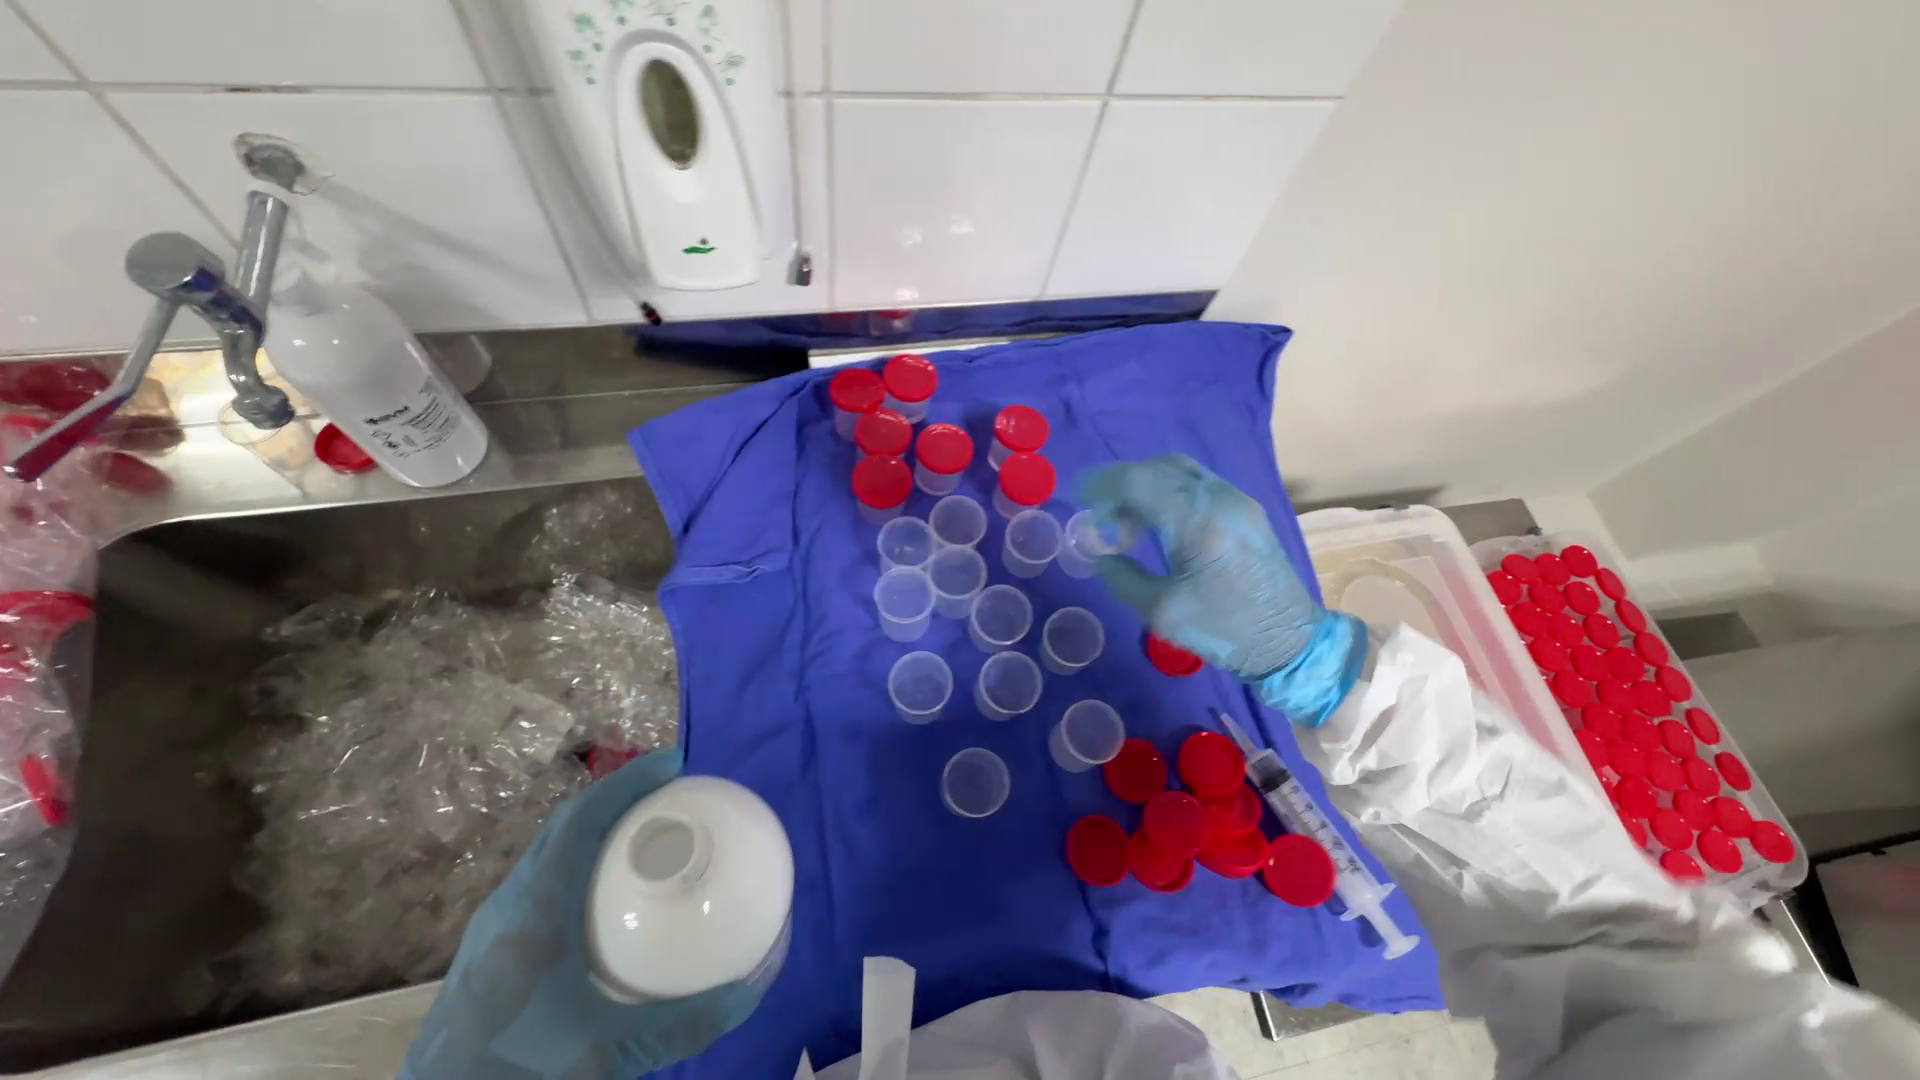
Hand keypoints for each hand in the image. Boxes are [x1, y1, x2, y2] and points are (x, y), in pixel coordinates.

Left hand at [401, 748, 760, 1078]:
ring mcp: (498, 924)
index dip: (628, 782)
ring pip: (551, 850)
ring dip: (597, 827)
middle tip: (670, 792)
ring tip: (646, 831)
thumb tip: (751, 988)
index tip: (674, 763)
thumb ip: (686, 1024)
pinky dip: (583, 860)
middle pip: (567, 825)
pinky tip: (609, 893)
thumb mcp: (612, 1056)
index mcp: (537, 910)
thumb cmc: (521, 1075)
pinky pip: (545, 878)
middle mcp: (513, 903)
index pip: (583, 821)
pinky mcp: (494, 946)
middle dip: (619, 797)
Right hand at [1078, 454, 1364, 724]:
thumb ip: (1122, 577)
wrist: (1290, 642)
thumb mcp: (1160, 612)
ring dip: (1145, 485)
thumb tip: (1102, 555)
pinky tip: (1159, 523)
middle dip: (1120, 486)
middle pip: (1155, 468)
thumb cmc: (1225, 630)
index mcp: (1196, 521)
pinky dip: (1167, 490)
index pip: (1136, 480)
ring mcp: (1236, 499)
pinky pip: (1197, 482)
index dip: (1101, 486)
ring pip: (1178, 469)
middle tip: (1102, 521)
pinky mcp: (1245, 509)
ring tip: (1128, 523)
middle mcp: (1218, 498)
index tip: (1079, 501)